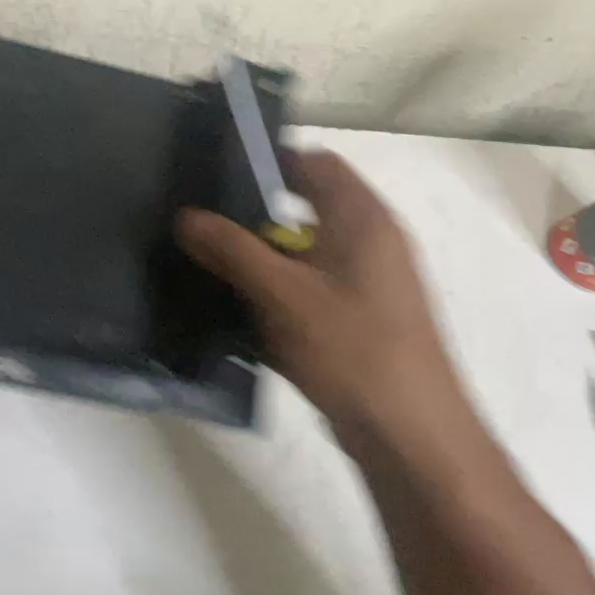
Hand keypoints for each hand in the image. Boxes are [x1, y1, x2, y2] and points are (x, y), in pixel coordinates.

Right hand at [175, 150, 471, 448]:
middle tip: (201, 228)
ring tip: (209, 269)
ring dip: (262, 261)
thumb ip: (232, 251)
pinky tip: (241, 315)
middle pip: (306, 208)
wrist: (409, 433)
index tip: (216, 181)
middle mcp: (372, 240)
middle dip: (253, 218)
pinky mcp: (361, 318)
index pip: (314, 162)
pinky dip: (277, 293)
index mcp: (363, 218)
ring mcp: (369, 282)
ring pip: (304, 254)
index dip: (267, 163)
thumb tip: (186, 217)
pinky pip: (310, 289)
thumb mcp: (282, 295)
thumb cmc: (351, 350)